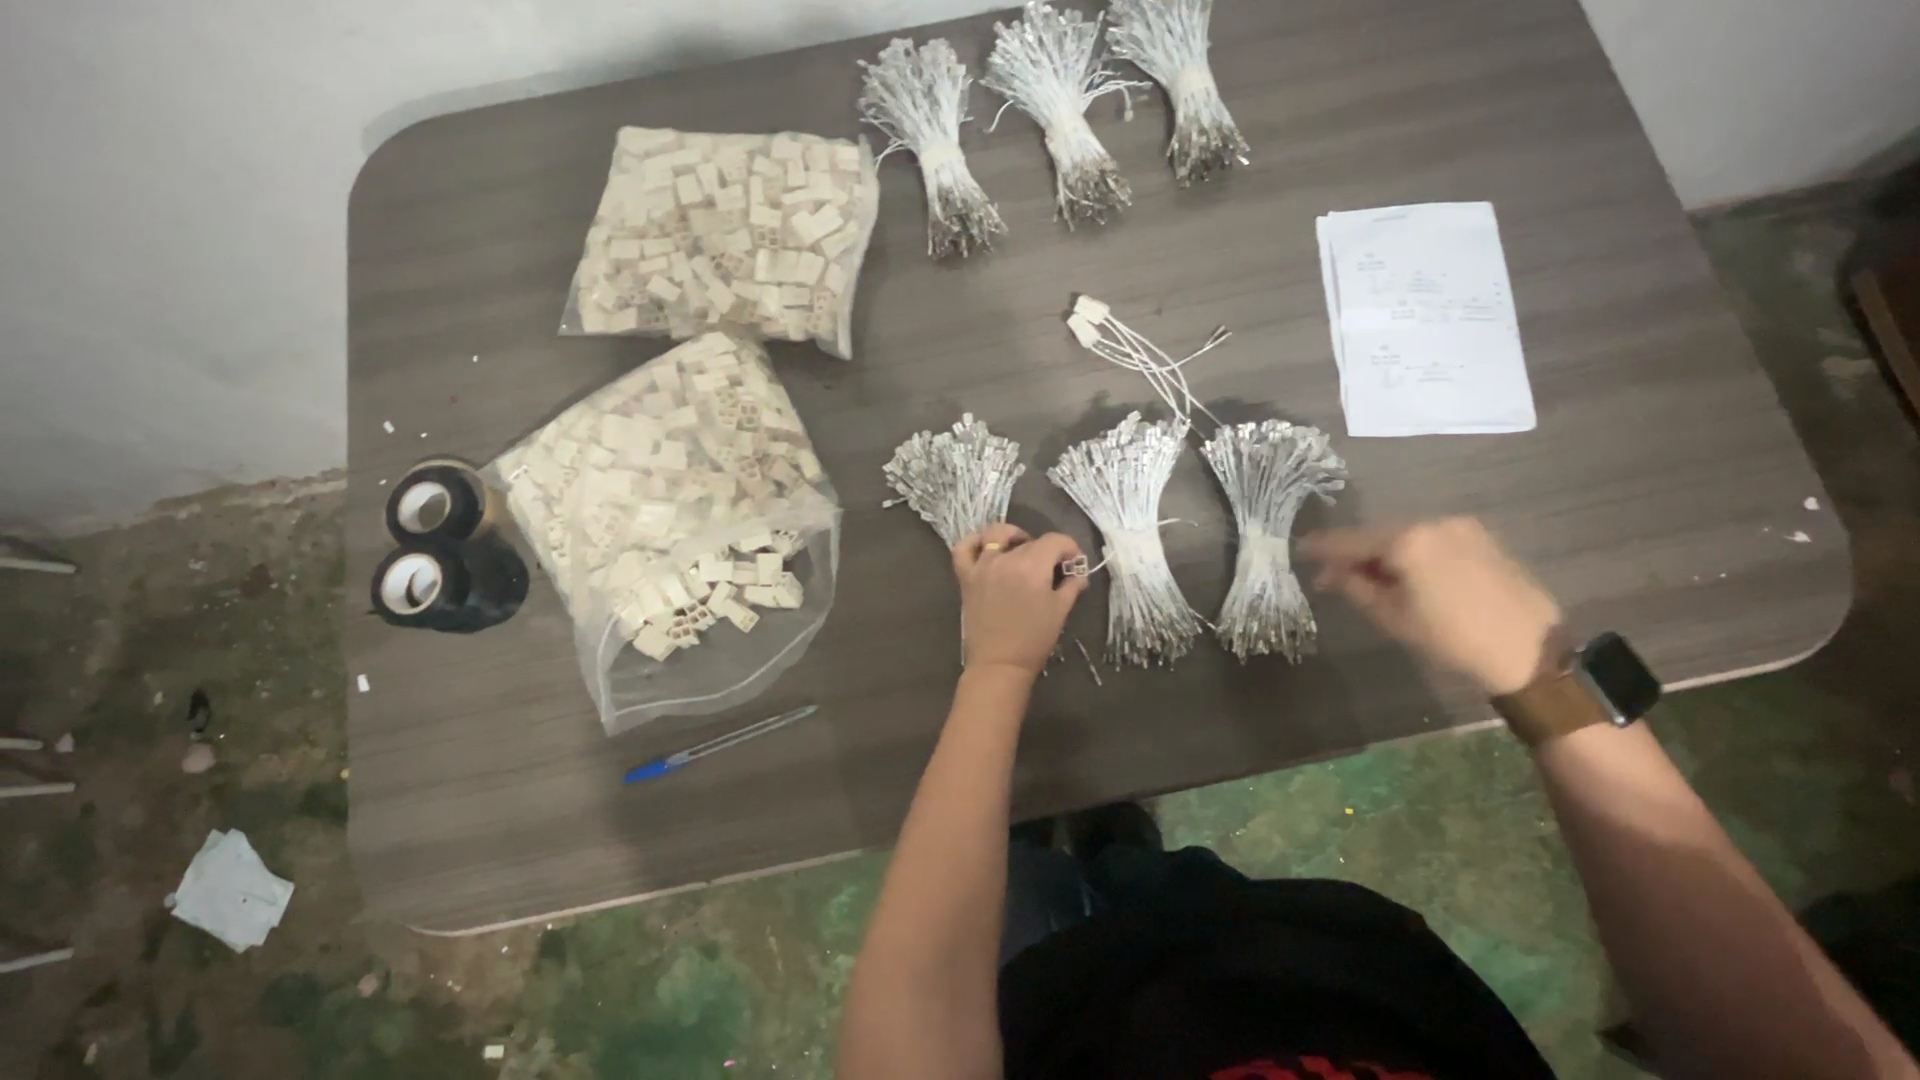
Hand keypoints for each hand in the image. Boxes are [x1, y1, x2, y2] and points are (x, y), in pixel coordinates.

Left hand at [951, 524, 1088, 680]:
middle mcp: (1005, 560)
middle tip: (1053, 572)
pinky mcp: (966, 577)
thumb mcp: (1060, 611)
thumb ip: (1071, 585)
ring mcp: (982, 567)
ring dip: (1013, 537)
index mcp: (1032, 567)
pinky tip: (986, 549)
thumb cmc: (1034, 640)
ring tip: (1021, 550)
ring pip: (996, 535)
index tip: (1074, 564)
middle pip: (1030, 542)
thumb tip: (1078, 572)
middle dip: (1047, 552)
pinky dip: (974, 542)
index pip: (1055, 541)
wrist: (1000, 664)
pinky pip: (963, 549)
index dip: (1069, 548)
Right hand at [1301, 517, 1563, 695]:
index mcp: (1406, 540)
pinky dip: (1413, 553)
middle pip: (1379, 534)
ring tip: (1373, 580)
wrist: (1530, 650)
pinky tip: (1410, 576)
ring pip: (1406, 536)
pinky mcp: (1482, 538)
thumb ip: (1355, 587)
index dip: (1321, 547)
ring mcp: (1461, 527)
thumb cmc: (1452, 638)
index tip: (1299, 550)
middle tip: (1334, 576)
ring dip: (1385, 553)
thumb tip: (1328, 573)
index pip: (1349, 540)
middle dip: (1355, 553)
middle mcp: (1432, 523)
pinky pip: (1432, 540)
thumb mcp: (1392, 617)